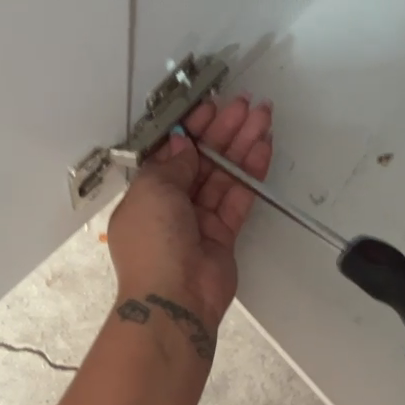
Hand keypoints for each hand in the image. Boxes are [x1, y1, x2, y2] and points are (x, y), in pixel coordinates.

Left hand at [106, 95, 272, 337]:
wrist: (173, 298)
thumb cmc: (151, 248)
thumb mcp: (151, 189)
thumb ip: (172, 162)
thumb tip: (183, 145)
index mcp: (143, 199)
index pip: (168, 156)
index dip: (189, 130)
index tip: (209, 108)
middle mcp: (168, 211)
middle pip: (199, 162)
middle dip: (221, 132)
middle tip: (243, 106)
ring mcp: (196, 224)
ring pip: (222, 176)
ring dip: (241, 146)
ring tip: (261, 117)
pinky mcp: (221, 238)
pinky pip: (237, 198)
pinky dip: (250, 173)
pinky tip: (262, 148)